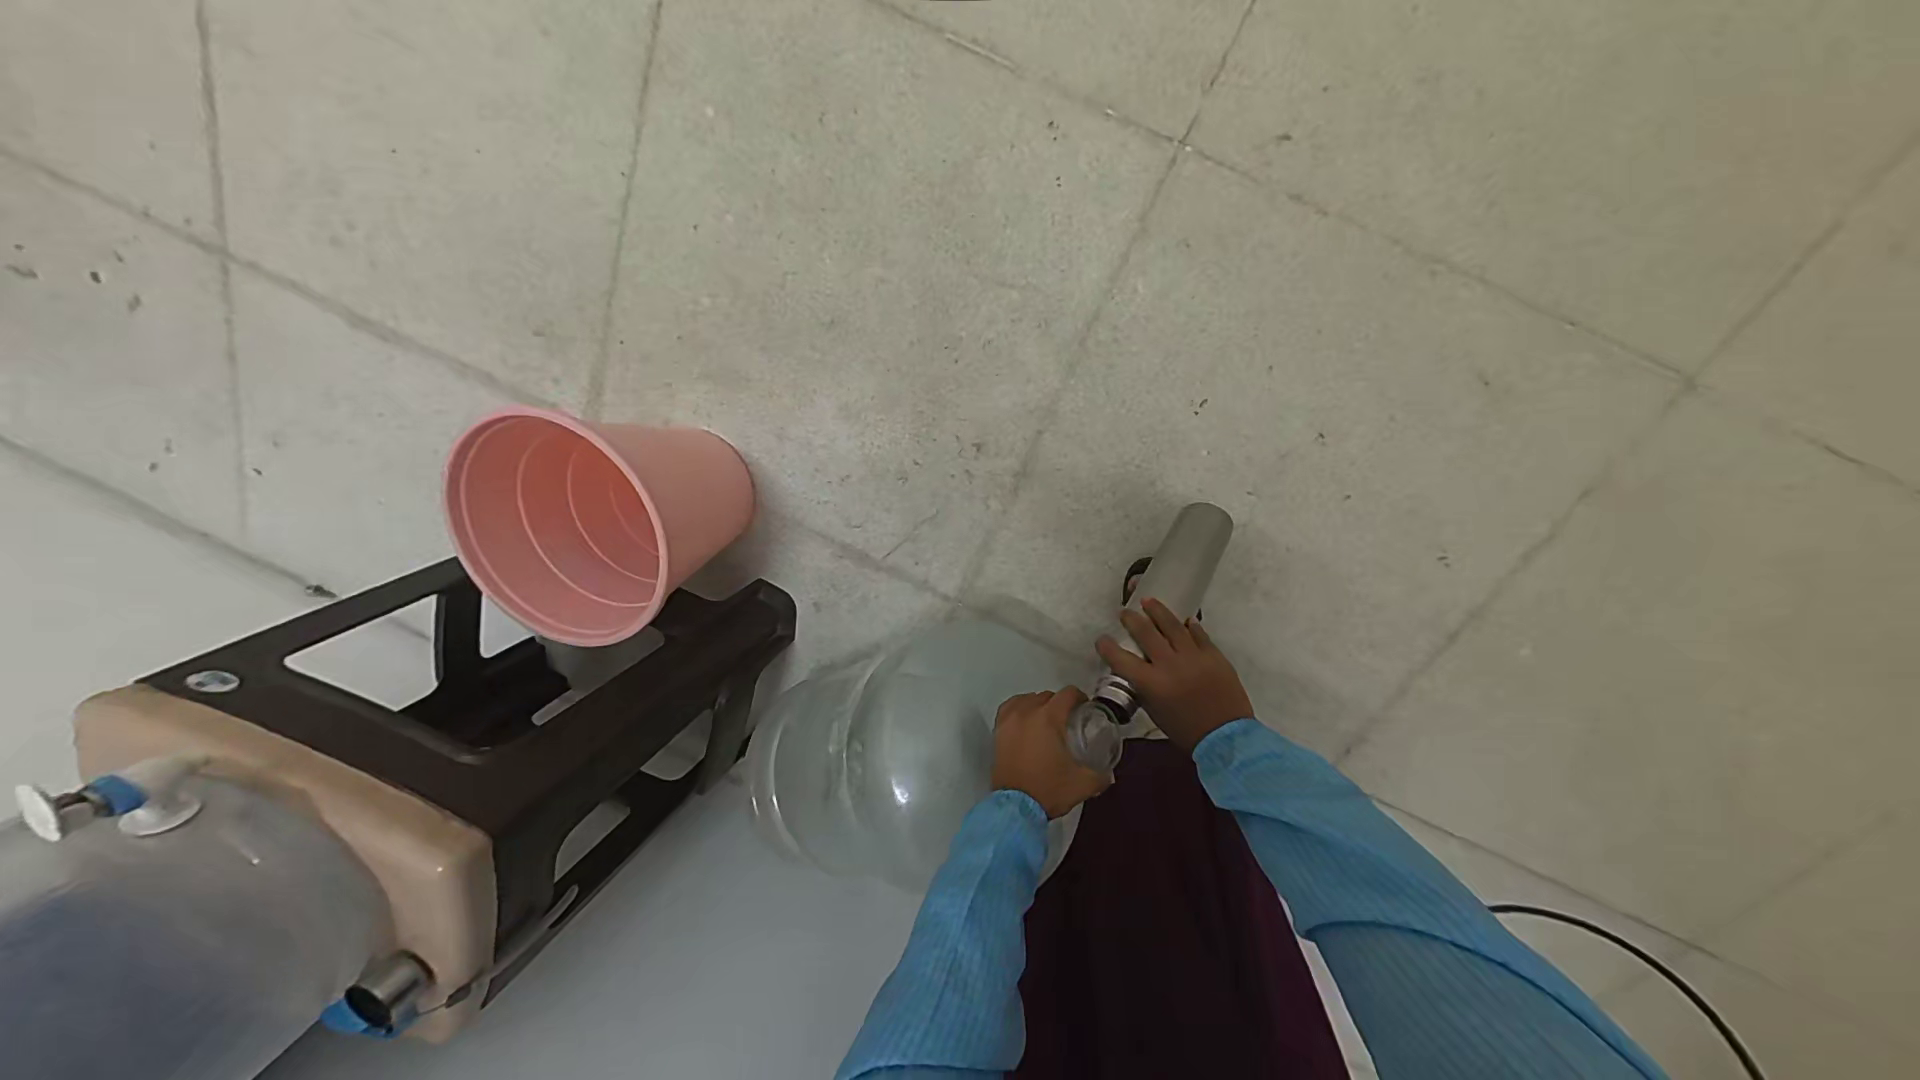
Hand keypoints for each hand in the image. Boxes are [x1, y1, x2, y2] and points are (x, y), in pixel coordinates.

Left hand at [991, 687, 1110, 818]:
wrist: (1015, 807)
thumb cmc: (1048, 790)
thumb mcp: (1082, 783)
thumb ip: (1100, 776)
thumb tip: (1109, 775)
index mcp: (1049, 718)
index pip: (1067, 694)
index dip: (1079, 698)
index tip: (1084, 708)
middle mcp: (1027, 712)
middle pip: (1047, 695)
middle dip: (1060, 703)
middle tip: (1068, 720)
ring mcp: (1009, 720)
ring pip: (1027, 699)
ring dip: (1039, 704)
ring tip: (1047, 719)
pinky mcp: (997, 730)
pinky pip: (1009, 708)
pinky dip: (1019, 708)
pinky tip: (1025, 718)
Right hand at [1096, 598, 1253, 752]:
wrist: (1226, 737)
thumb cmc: (1186, 731)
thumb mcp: (1155, 711)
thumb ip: (1144, 688)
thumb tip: (1136, 670)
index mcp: (1152, 683)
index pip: (1121, 659)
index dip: (1108, 647)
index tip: (1102, 639)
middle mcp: (1170, 665)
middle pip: (1146, 633)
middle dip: (1132, 620)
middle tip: (1126, 612)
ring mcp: (1194, 657)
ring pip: (1173, 625)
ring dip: (1158, 611)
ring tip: (1149, 601)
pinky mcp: (1214, 655)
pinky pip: (1199, 634)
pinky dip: (1190, 626)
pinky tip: (1184, 620)